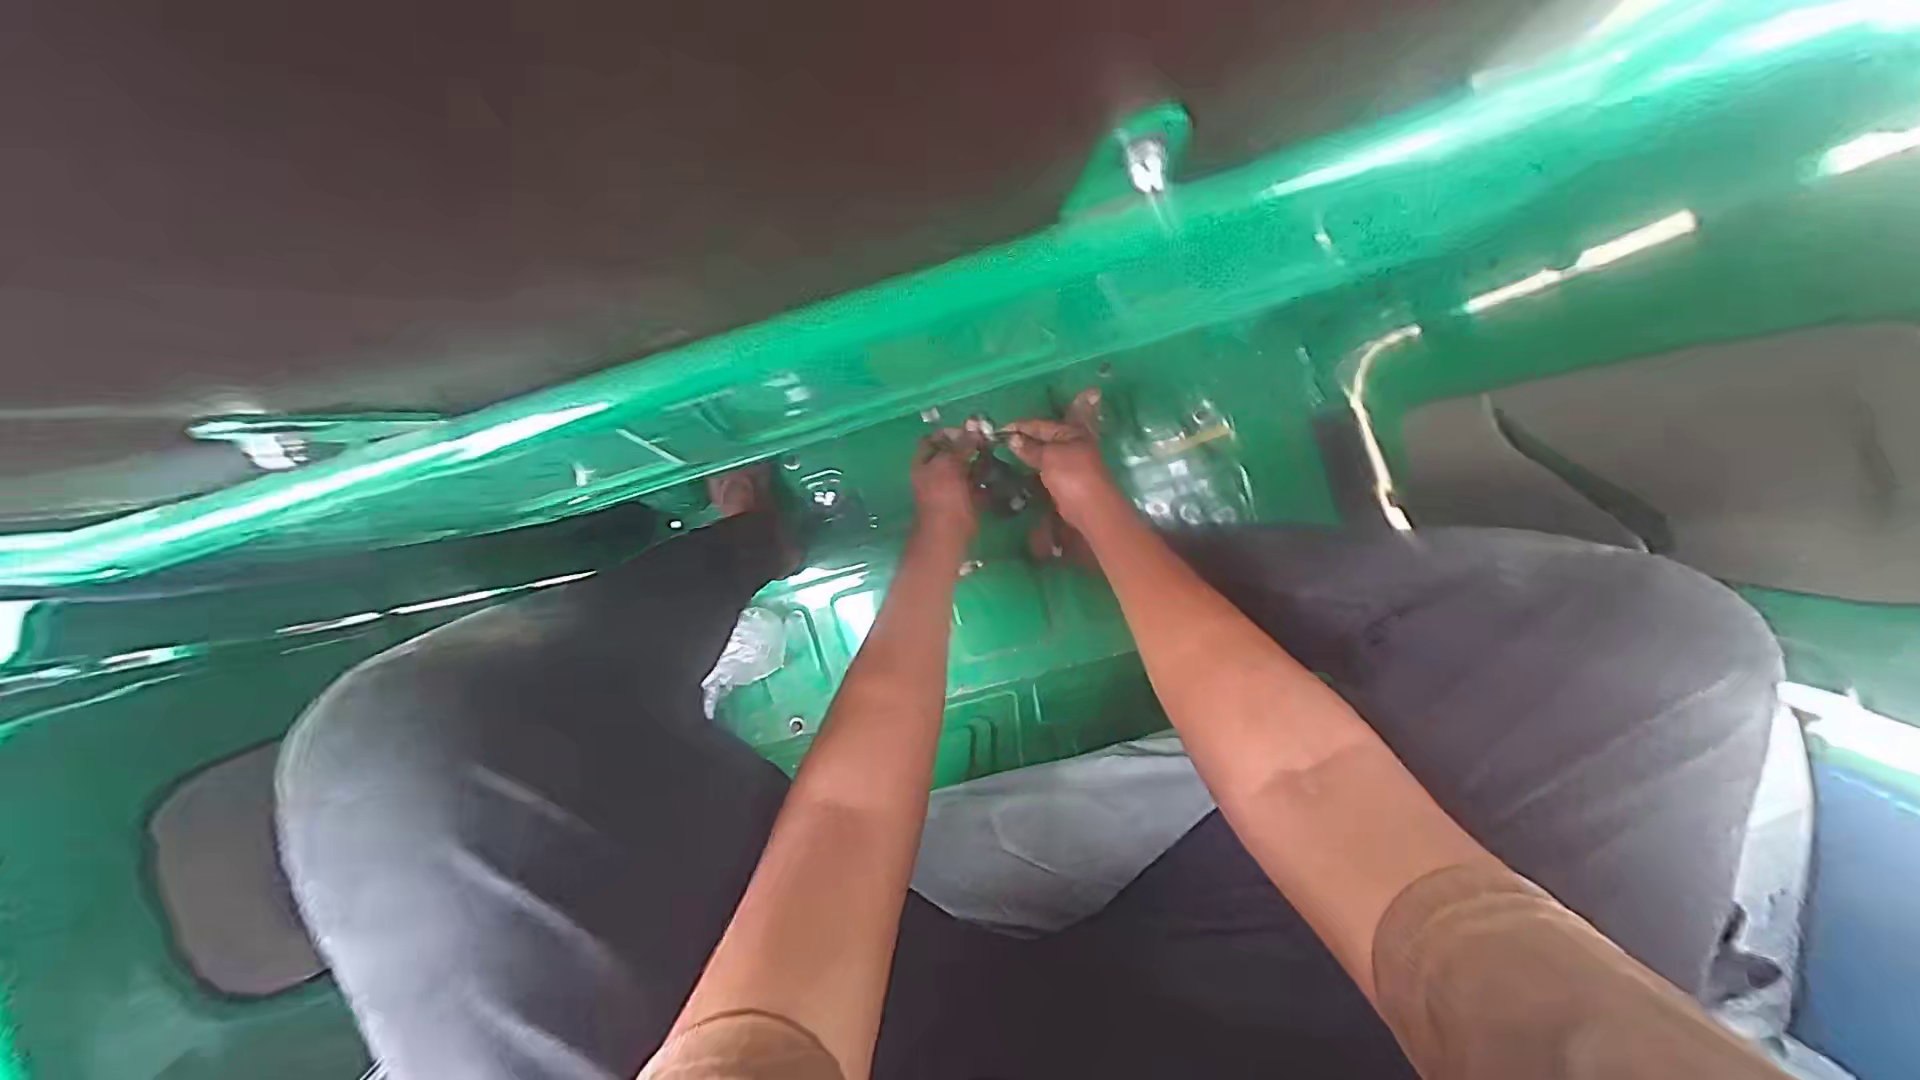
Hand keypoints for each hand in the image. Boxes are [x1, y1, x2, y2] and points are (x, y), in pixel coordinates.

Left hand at [910, 428, 985, 538]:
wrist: (948, 533)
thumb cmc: (943, 496)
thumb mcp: (949, 463)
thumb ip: (961, 445)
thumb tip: (974, 430)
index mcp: (925, 462)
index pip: (935, 439)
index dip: (951, 432)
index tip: (971, 430)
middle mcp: (937, 472)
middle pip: (953, 452)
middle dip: (970, 445)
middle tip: (988, 441)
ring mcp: (952, 486)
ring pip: (967, 467)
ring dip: (981, 460)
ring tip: (996, 454)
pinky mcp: (967, 499)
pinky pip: (978, 483)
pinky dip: (988, 478)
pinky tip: (1000, 471)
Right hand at [1006, 388, 1123, 528]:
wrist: (1089, 507)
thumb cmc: (1071, 474)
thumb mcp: (1049, 456)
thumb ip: (1029, 447)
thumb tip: (1012, 439)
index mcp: (1070, 432)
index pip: (1040, 424)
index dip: (1020, 426)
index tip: (998, 430)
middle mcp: (1071, 444)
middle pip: (1043, 438)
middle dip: (1023, 438)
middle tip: (1000, 440)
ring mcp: (1069, 463)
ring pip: (1043, 454)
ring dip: (1027, 454)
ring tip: (1005, 453)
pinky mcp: (1064, 480)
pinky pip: (1044, 469)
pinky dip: (1032, 467)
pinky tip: (1019, 469)